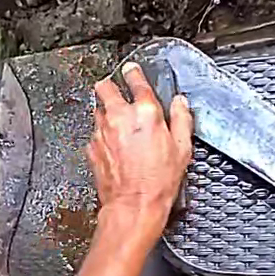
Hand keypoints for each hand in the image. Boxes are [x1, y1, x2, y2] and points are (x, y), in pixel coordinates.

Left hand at [87, 62, 193, 224]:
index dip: (133, 72)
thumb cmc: (158, 182)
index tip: (131, 70)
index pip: (136, 81)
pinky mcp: (92, 147)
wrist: (134, 205)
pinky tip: (113, 145)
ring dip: (105, 111)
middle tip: (116, 91)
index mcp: (145, 112)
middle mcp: (119, 117)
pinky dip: (102, 134)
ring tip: (117, 122)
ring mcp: (102, 132)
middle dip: (109, 86)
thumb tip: (181, 104)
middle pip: (104, 87)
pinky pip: (94, 133)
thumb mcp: (182, 149)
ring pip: (97, 110)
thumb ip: (182, 120)